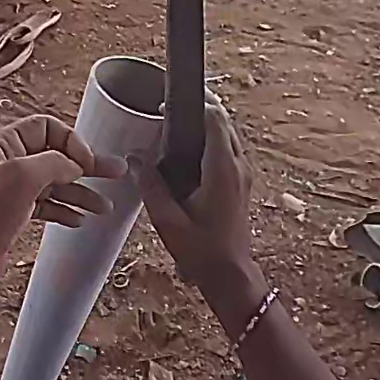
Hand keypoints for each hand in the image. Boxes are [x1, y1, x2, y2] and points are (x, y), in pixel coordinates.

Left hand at [0, 114, 126, 289]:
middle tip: (116, 172)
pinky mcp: (15, 213)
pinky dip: (65, 210)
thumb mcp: (22, 177)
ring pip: (55, 184)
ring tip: (104, 207)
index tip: (87, 163)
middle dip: (86, 166)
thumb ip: (54, 162)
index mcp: (1, 144)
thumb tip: (75, 164)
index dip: (70, 141)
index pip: (45, 127)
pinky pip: (47, 206)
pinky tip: (79, 220)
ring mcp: (11, 189)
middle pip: (55, 156)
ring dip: (81, 193)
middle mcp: (6, 162)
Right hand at [136, 106, 265, 328]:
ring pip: (228, 135)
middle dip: (199, 111)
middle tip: (167, 111)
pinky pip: (229, 150)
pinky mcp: (241, 183)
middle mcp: (239, 166)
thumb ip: (151, 184)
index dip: (194, 105)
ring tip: (174, 128)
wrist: (229, 274)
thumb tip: (135, 158)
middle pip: (224, 122)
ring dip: (206, 126)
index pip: (215, 120)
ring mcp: (244, 174)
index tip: (166, 105)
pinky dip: (212, 142)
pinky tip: (188, 153)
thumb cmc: (201, 250)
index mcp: (223, 170)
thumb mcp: (167, 219)